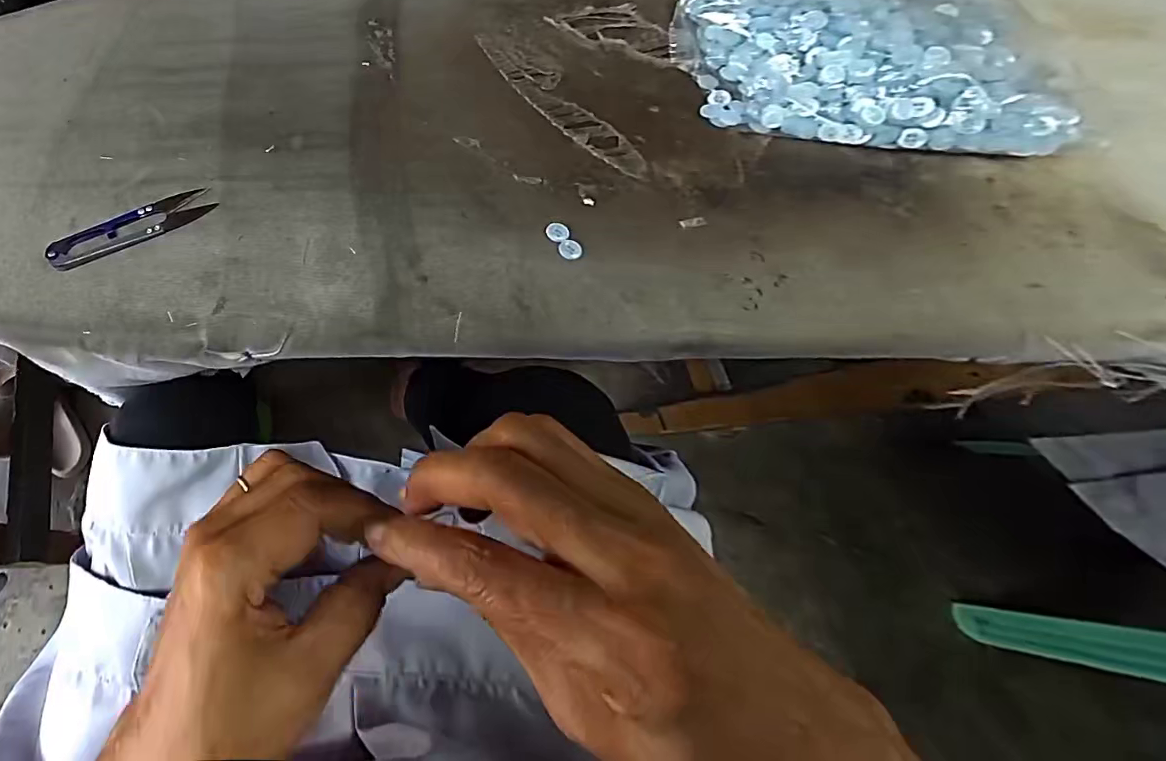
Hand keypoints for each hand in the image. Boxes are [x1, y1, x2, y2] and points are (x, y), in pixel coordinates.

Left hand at [104, 451, 407, 759]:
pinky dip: (297, 502)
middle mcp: (210, 535)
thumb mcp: (309, 671)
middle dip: (343, 496)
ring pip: (272, 476)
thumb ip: (358, 604)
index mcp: (229, 561)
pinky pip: (257, 496)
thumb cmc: (232, 726)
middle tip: (379, 529)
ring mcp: (204, 538)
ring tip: (354, 528)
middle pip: (290, 476)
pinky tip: (321, 537)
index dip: (360, 508)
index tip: (395, 529)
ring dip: (319, 493)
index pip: (309, 500)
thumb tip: (392, 560)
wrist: (170, 760)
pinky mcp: (207, 550)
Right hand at [365, 414, 915, 760]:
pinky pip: (566, 445)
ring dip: (481, 448)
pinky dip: (518, 451)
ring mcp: (641, 511)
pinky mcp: (646, 494)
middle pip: (510, 472)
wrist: (784, 716)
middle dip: (441, 472)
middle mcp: (625, 555)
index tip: (381, 531)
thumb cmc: (680, 739)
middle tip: (413, 500)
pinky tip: (507, 485)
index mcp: (609, 637)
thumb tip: (457, 565)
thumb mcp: (584, 715)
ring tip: (459, 487)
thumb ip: (516, 630)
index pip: (489, 567)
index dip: (421, 543)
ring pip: (538, 435)